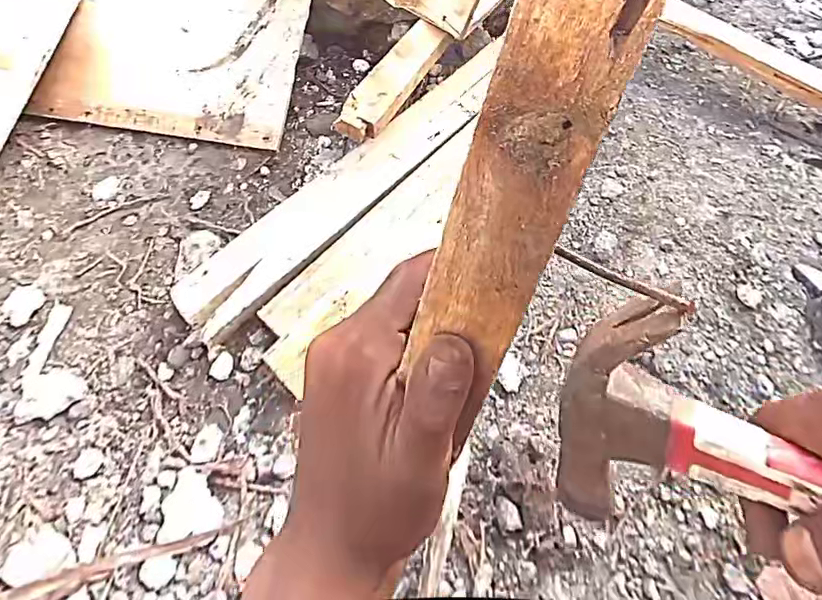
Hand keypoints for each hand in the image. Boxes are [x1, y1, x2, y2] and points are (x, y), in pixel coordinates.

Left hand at [245, 253, 474, 598]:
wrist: (332, 550)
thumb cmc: (372, 512)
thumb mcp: (420, 456)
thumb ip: (440, 392)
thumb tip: (457, 338)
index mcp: (357, 353)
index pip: (414, 276)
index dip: (458, 271)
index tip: (488, 277)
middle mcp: (338, 345)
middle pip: (411, 293)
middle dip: (450, 315)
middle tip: (470, 360)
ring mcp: (335, 355)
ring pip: (404, 314)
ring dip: (434, 337)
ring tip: (444, 391)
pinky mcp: (341, 367)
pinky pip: (391, 336)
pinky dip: (417, 352)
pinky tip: (423, 396)